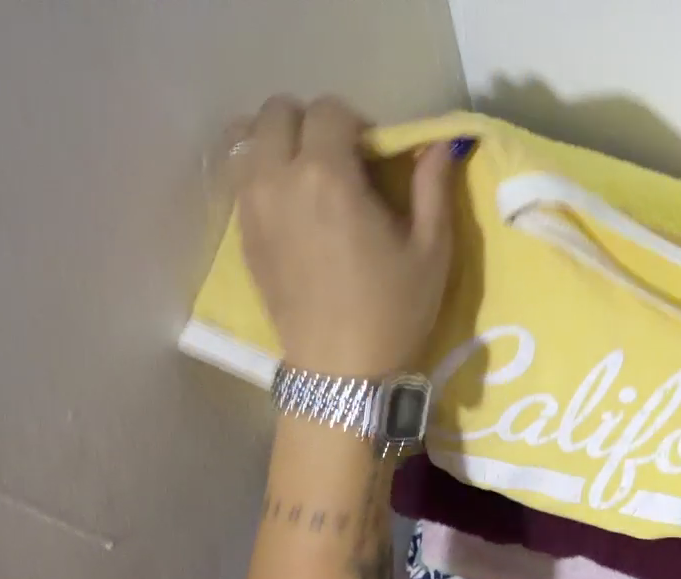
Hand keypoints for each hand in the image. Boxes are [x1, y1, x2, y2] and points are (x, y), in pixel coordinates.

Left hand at [230, 95, 467, 378]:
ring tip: (314, 180)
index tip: (378, 158)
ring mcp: (251, 203)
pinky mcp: (242, 229)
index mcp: (329, 177)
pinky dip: (266, 172)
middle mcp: (278, 177)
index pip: (331, 111)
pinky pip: (242, 174)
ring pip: (251, 137)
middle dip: (315, 125)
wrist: (343, 367)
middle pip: (280, 112)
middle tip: (345, 164)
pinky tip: (296, 207)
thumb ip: (432, 189)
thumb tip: (438, 145)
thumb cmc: (396, 310)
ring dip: (283, 143)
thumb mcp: (431, 252)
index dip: (359, 126)